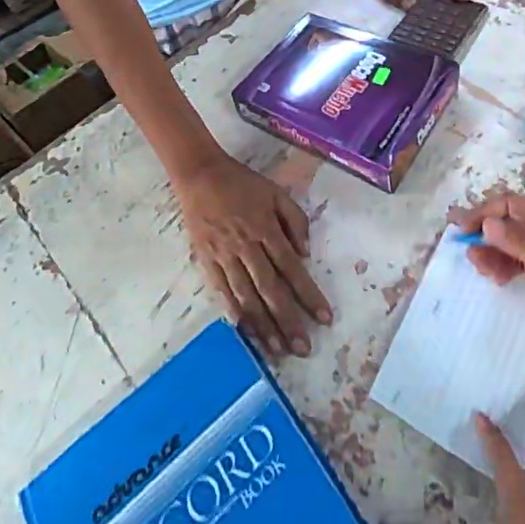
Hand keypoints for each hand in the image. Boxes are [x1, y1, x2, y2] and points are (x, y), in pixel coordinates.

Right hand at [176, 156, 330, 355]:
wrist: (200, 174)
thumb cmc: (242, 183)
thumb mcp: (276, 193)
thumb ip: (295, 220)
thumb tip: (305, 253)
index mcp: (266, 229)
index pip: (292, 269)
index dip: (309, 295)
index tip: (324, 319)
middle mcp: (247, 246)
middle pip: (270, 289)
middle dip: (288, 320)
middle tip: (303, 348)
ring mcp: (224, 255)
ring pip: (246, 295)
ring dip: (262, 324)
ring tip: (276, 350)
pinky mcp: (206, 259)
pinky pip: (220, 289)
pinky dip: (232, 309)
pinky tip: (242, 330)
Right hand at [451, 193, 524, 360]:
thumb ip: (521, 244)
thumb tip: (487, 222)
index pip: (513, 205)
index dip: (485, 213)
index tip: (462, 231)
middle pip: (512, 224)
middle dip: (488, 235)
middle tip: (469, 256)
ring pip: (516, 245)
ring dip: (495, 253)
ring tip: (481, 270)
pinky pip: (524, 263)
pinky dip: (508, 267)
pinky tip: (498, 278)